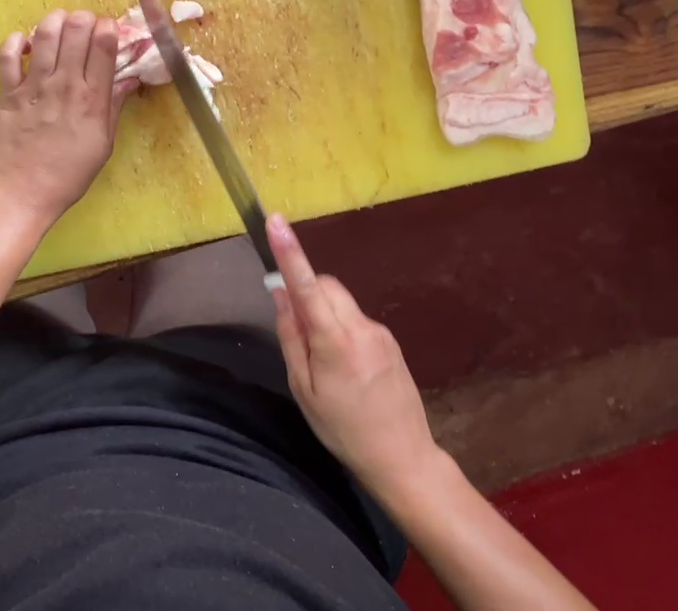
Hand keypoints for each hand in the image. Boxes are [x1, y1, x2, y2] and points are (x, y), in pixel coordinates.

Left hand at [0, 9, 136, 226]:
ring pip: (44, 33)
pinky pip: (8, 53)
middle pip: (76, 29)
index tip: (110, 30)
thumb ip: (114, 106)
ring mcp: (33, 85)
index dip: (110, 27)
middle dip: (84, 18)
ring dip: (55, 20)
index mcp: (92, 98)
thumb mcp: (103, 145)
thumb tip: (130, 78)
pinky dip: (16, 40)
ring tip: (60, 24)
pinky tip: (26, 43)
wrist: (21, 193)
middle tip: (85, 25)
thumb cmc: (67, 175)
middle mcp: (64, 84)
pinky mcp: (7, 91)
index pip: (104, 44)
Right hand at [268, 213, 444, 493]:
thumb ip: (290, 336)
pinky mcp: (390, 340)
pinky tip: (343, 366)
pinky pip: (354, 318)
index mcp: (335, 343)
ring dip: (322, 312)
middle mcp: (361, 328)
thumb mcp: (303, 389)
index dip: (289, 251)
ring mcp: (380, 332)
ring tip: (321, 360)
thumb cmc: (342, 428)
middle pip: (325, 285)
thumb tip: (279, 292)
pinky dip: (338, 326)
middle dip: (305, 289)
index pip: (307, 285)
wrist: (402, 457)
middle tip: (292, 325)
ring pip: (340, 301)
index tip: (275, 220)